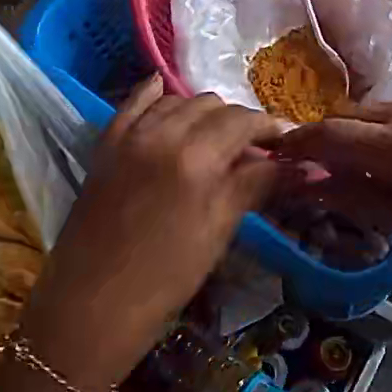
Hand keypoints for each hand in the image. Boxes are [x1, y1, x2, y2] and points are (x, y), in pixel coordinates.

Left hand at [17, 76, 284, 391]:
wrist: (93, 303)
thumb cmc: (165, 278)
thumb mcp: (217, 232)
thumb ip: (254, 186)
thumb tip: (298, 165)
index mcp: (195, 157)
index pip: (242, 122)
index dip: (269, 128)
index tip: (287, 142)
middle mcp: (162, 134)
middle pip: (211, 106)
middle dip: (238, 121)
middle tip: (253, 149)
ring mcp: (128, 136)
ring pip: (175, 101)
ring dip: (201, 111)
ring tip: (216, 136)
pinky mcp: (105, 145)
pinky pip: (132, 104)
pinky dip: (153, 95)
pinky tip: (164, 88)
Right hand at [272, 88, 391, 254]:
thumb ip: (364, 201)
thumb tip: (315, 185)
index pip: (331, 135)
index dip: (298, 144)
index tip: (275, 154)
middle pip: (345, 117)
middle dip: (323, 140)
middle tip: (316, 169)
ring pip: (369, 110)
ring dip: (353, 134)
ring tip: (361, 168)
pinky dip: (381, 129)